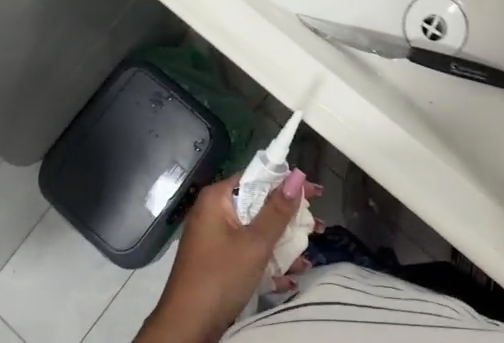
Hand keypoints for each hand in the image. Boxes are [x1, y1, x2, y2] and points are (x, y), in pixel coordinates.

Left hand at [139, 172, 311, 342]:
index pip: (257, 178)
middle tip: (317, 227)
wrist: (186, 329)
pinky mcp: (217, 263)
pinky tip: (290, 277)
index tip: (315, 193)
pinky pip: (247, 252)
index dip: (287, 183)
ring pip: (255, 232)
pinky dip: (266, 261)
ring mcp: (214, 239)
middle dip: (289, 218)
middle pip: (258, 205)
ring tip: (308, 256)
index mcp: (217, 198)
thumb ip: (277, 210)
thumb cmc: (220, 277)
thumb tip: (297, 175)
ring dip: (282, 243)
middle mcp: (214, 213)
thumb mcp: (254, 243)